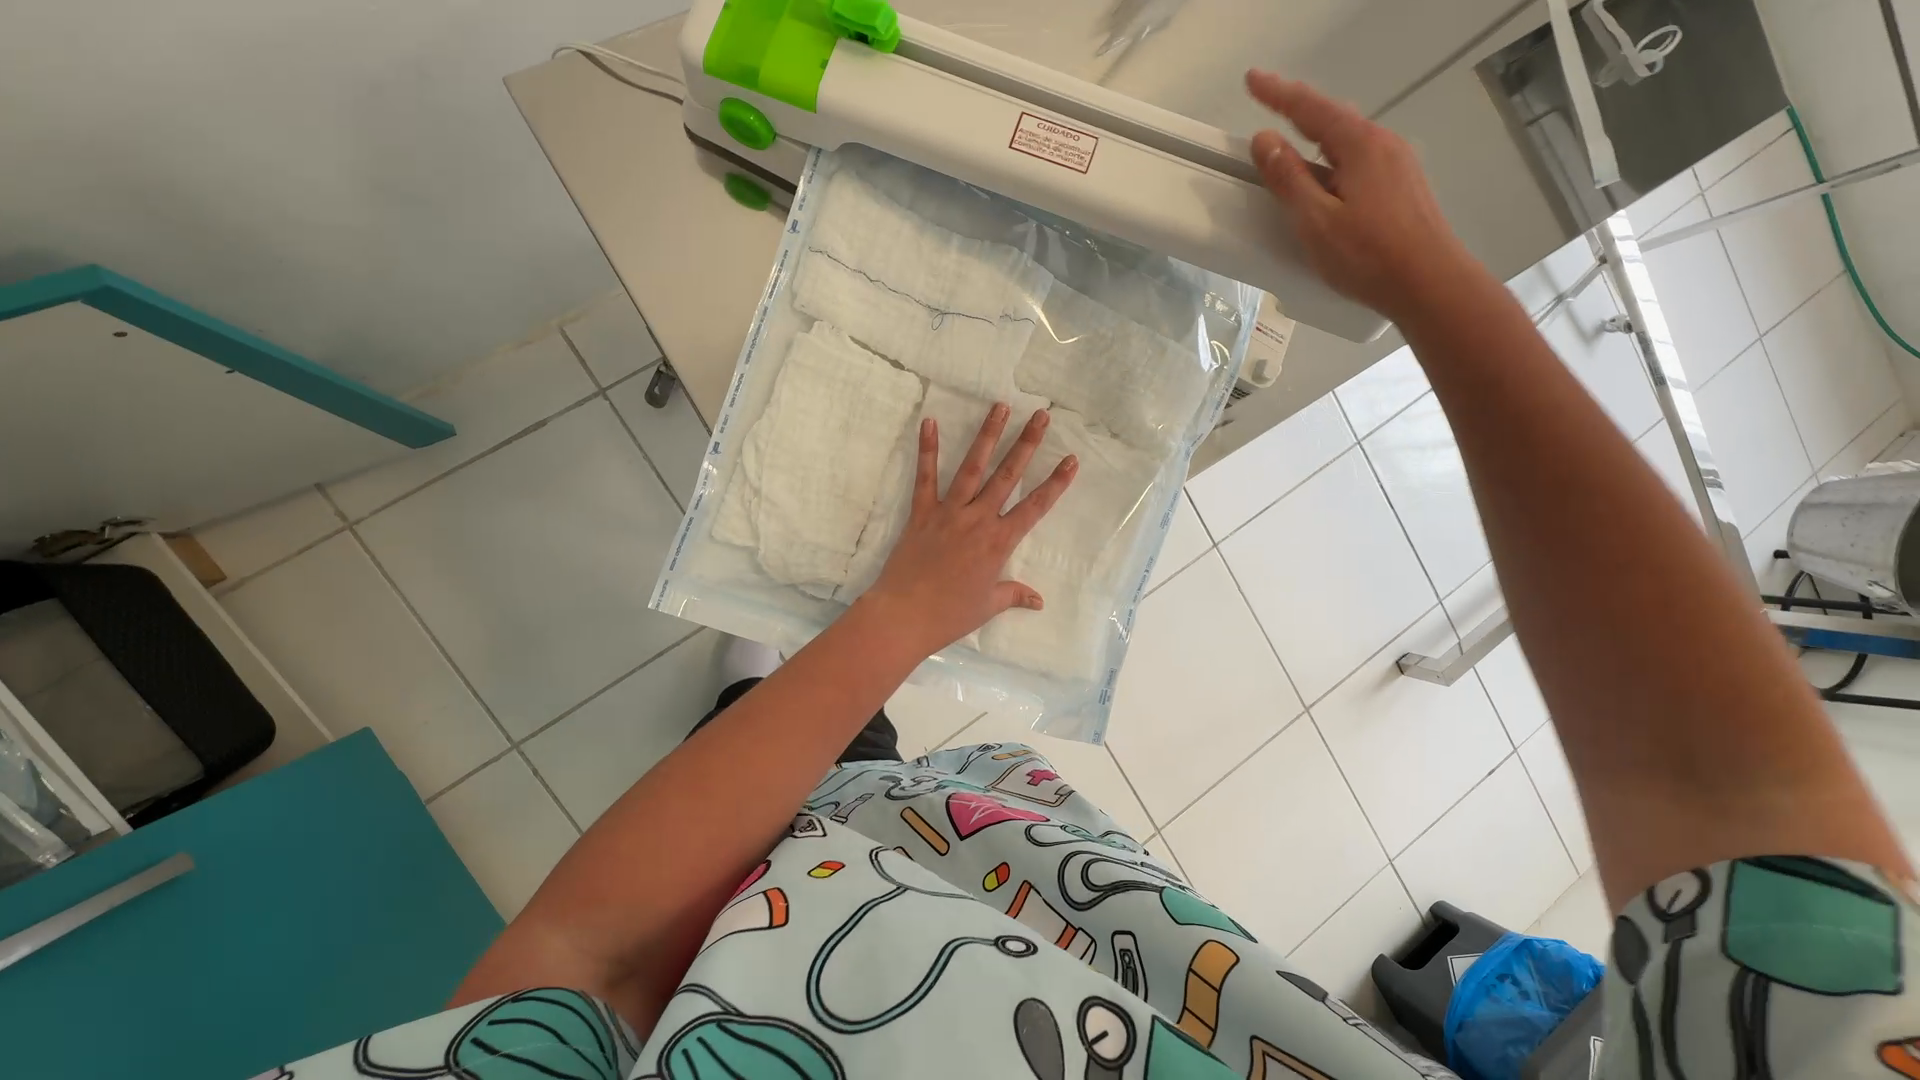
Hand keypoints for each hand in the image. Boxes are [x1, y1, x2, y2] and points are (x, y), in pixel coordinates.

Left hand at [858, 404, 1076, 656]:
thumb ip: (1013, 595)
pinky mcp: (921, 512)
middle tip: (1041, 415)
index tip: (1071, 459)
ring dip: (988, 435)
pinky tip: (930, 421)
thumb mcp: (987, 606)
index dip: (1055, 483)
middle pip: (1008, 475)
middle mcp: (978, 520)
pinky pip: (925, 477)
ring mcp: (948, 512)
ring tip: (1001, 407)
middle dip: (1027, 443)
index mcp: (999, 543)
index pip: (1035, 507)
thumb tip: (1038, 600)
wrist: (904, 616)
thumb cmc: (949, 615)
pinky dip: (928, 449)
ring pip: (972, 467)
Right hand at [1245, 70, 1480, 322]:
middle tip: (1268, 105)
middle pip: (1333, 119)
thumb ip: (1288, 179)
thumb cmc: (1368, 256)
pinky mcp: (1402, 188)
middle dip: (1299, 111)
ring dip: (1316, 139)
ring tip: (1291, 146)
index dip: (1277, 94)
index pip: (1310, 109)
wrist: (1430, 284)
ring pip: (1347, 142)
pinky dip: (1332, 161)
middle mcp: (1383, 145)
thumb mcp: (1316, 221)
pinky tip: (1324, 181)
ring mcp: (1398, 165)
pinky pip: (1359, 162)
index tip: (1251, 79)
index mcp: (1360, 146)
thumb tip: (1265, 140)